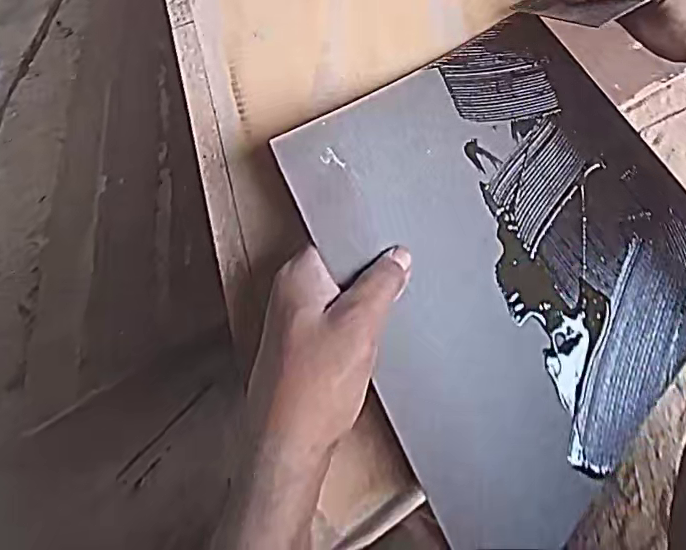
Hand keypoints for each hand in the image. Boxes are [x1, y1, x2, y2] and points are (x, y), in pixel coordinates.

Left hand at [245, 245, 410, 465]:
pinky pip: (333, 320)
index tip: (392, 250)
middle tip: (388, 292)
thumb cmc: (313, 389)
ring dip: (360, 307)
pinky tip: (361, 348)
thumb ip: (382, 283)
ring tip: (373, 325)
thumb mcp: (361, 325)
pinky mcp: (298, 345)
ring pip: (339, 294)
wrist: (286, 451)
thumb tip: (398, 256)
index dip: (368, 243)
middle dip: (367, 278)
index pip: (338, 235)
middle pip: (340, 265)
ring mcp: (291, 318)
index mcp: (297, 273)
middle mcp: (289, 290)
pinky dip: (351, 328)